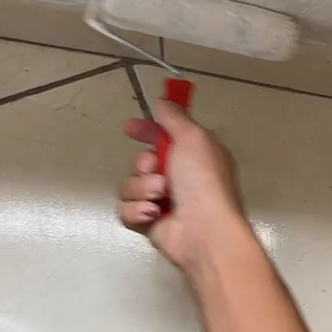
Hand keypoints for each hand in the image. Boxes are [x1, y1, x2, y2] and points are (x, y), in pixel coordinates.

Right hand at [119, 101, 253, 272]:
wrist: (204, 231)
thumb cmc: (203, 181)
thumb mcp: (194, 138)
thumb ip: (176, 118)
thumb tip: (164, 101)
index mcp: (195, 156)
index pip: (165, 137)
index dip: (147, 131)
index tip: (130, 128)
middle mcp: (179, 178)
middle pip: (142, 161)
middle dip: (144, 164)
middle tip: (155, 169)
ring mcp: (163, 201)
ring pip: (130, 185)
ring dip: (143, 188)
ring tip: (161, 196)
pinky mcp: (149, 223)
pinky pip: (127, 210)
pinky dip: (138, 210)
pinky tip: (154, 214)